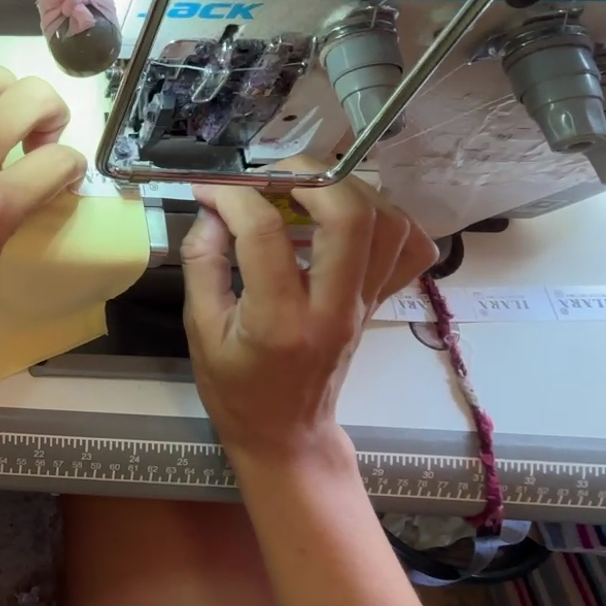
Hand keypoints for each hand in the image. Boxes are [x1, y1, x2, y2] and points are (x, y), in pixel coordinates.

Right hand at [179, 157, 435, 465]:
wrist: (285, 430)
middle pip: (350, 218)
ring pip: (387, 223)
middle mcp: (334, 308)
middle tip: (266, 175)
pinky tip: (341, 214)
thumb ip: (202, 261)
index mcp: (278, 321)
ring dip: (344, 189)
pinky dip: (382, 215)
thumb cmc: (233, 384)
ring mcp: (366, 304)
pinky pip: (406, 245)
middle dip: (306, 177)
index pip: (265, 235)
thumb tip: (212, 209)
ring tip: (299, 189)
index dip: (233, 197)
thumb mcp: (199, 327)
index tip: (207, 188)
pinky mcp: (379, 301)